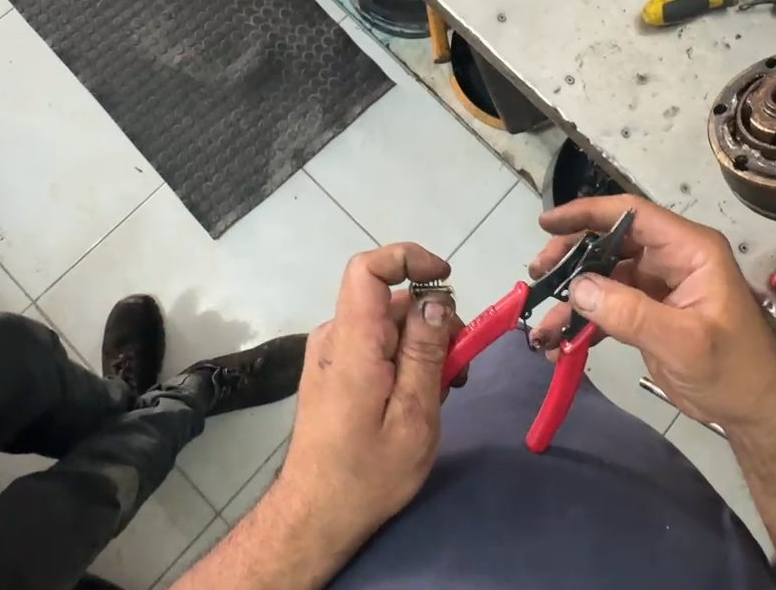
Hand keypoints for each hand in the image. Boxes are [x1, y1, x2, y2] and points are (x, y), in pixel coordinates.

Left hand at [275, 243, 460, 550]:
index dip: (408, 258)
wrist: (314, 517)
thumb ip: (425, 353)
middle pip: (389, 299)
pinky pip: (376, 343)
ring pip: (387, 323)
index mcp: (353, 342)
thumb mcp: (413, 418)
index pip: (368, 268)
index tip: (446, 279)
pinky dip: (405, 357)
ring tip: (446, 386)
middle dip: (433, 318)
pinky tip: (421, 393)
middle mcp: (336, 336)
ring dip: (423, 343)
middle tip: (461, 362)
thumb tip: (436, 299)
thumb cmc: (367, 474)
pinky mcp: (334, 369)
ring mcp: (332, 353)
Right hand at [529, 196, 775, 429]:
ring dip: (571, 297)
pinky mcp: (647, 313)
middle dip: (571, 256)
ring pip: (602, 276)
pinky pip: (606, 306)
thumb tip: (577, 288)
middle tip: (538, 274)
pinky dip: (582, 321)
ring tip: (543, 323)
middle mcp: (671, 259)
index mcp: (689, 249)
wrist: (756, 414)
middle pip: (610, 242)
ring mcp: (658, 286)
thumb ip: (630, 312)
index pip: (632, 215)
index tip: (548, 223)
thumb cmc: (734, 370)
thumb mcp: (684, 341)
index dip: (588, 213)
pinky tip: (559, 344)